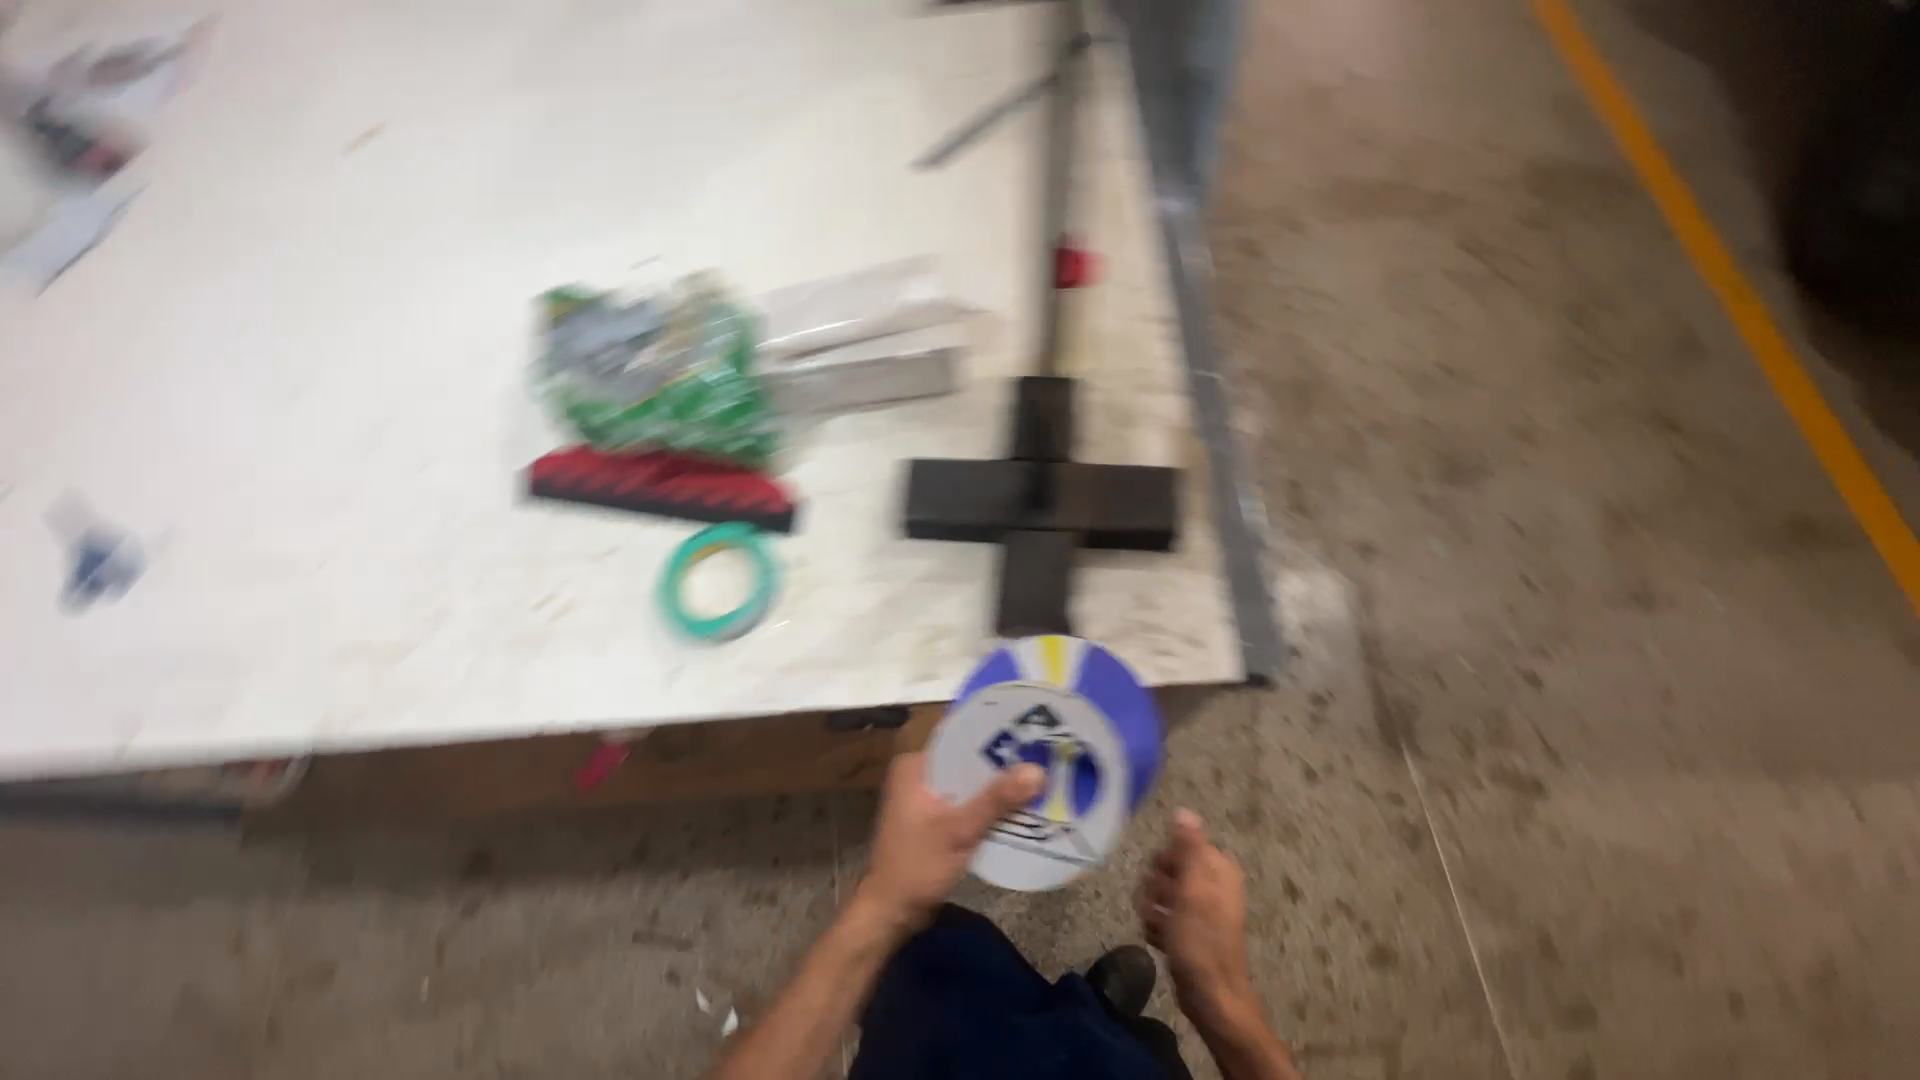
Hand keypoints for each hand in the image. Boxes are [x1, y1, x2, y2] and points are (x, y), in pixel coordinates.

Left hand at [851, 753, 1043, 935]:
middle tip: (1044, 760)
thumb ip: (996, 800)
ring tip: (1040, 782)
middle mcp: (919, 775)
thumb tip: (1037, 769)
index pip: (962, 741)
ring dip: (999, 790)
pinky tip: (1019, 811)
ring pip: (971, 786)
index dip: (998, 740)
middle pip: (969, 764)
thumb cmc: (917, 866)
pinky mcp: (935, 820)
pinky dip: (989, 809)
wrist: (892, 912)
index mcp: (915, 766)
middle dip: (1003, 768)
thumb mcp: (960, 830)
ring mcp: (926, 798)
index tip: (1033, 738)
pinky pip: (968, 804)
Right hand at [1138, 809, 1257, 1024]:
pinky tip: (1161, 940)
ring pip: (1160, 893)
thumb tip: (1184, 810)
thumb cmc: (1201, 940)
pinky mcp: (1190, 930)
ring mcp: (1200, 909)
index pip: (1178, 846)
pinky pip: (1163, 916)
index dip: (1165, 863)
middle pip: (1167, 868)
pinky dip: (1158, 927)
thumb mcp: (1192, 889)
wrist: (1211, 996)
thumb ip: (1188, 848)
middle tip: (1160, 907)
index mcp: (1218, 869)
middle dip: (1155, 889)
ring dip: (1153, 910)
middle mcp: (1212, 884)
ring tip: (1160, 929)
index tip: (1163, 881)